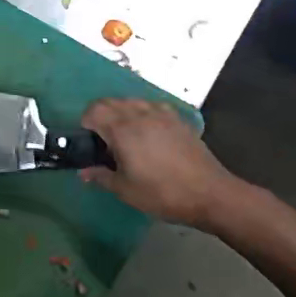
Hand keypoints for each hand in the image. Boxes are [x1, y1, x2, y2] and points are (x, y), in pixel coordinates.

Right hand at [79, 99, 252, 230]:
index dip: (86, 123)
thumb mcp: (125, 190)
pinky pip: (152, 107)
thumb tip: (84, 172)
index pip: (94, 110)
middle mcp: (141, 115)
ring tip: (126, 137)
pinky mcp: (178, 120)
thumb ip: (101, 176)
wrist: (210, 194)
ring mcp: (162, 115)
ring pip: (131, 101)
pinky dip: (143, 114)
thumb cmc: (162, 193)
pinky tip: (149, 134)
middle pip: (110, 102)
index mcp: (123, 130)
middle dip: (101, 116)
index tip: (89, 142)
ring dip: (121, 113)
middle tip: (103, 141)